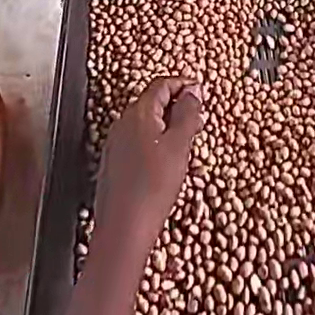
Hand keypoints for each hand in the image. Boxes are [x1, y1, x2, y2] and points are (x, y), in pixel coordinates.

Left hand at [94, 77, 204, 246]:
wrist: (123, 231)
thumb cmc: (152, 188)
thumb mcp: (179, 145)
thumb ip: (188, 113)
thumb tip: (193, 92)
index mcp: (138, 113)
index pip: (162, 84)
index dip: (183, 83)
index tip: (200, 89)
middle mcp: (122, 124)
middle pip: (152, 101)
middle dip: (177, 104)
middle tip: (198, 114)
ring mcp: (116, 145)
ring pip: (146, 123)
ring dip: (168, 124)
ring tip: (188, 138)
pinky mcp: (114, 165)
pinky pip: (138, 141)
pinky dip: (156, 141)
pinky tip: (168, 159)